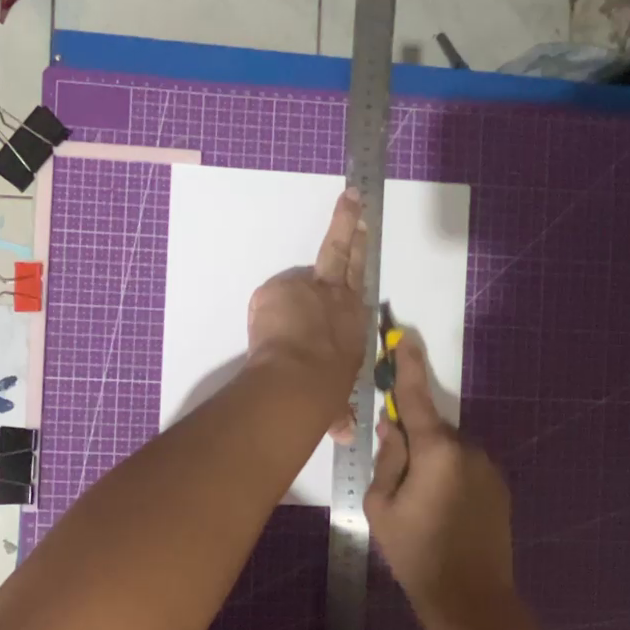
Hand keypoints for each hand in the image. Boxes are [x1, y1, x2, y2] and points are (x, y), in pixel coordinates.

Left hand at [245, 188, 369, 425]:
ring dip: (293, 291)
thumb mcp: (338, 400)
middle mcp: (335, 296)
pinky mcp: (276, 289)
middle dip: (348, 222)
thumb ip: (338, 412)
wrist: (298, 378)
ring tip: (283, 308)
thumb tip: (342, 432)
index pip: (359, 280)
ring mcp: (305, 288)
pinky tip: (266, 330)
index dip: (360, 254)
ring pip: (302, 276)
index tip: (363, 229)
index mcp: (354, 318)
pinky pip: (270, 298)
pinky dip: (267, 311)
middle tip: (353, 197)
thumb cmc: (326, 391)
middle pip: (343, 250)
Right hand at [364, 333, 513, 617]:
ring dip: (429, 463)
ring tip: (417, 506)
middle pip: (430, 429)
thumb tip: (393, 427)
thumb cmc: (416, 553)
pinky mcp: (499, 488)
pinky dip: (447, 477)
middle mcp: (468, 449)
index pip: (417, 397)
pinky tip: (439, 513)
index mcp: (436, 450)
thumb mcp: (381, 506)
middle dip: (411, 440)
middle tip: (392, 479)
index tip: (402, 336)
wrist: (471, 599)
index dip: (407, 365)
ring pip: (447, 450)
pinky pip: (463, 468)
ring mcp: (488, 468)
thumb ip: (386, 458)